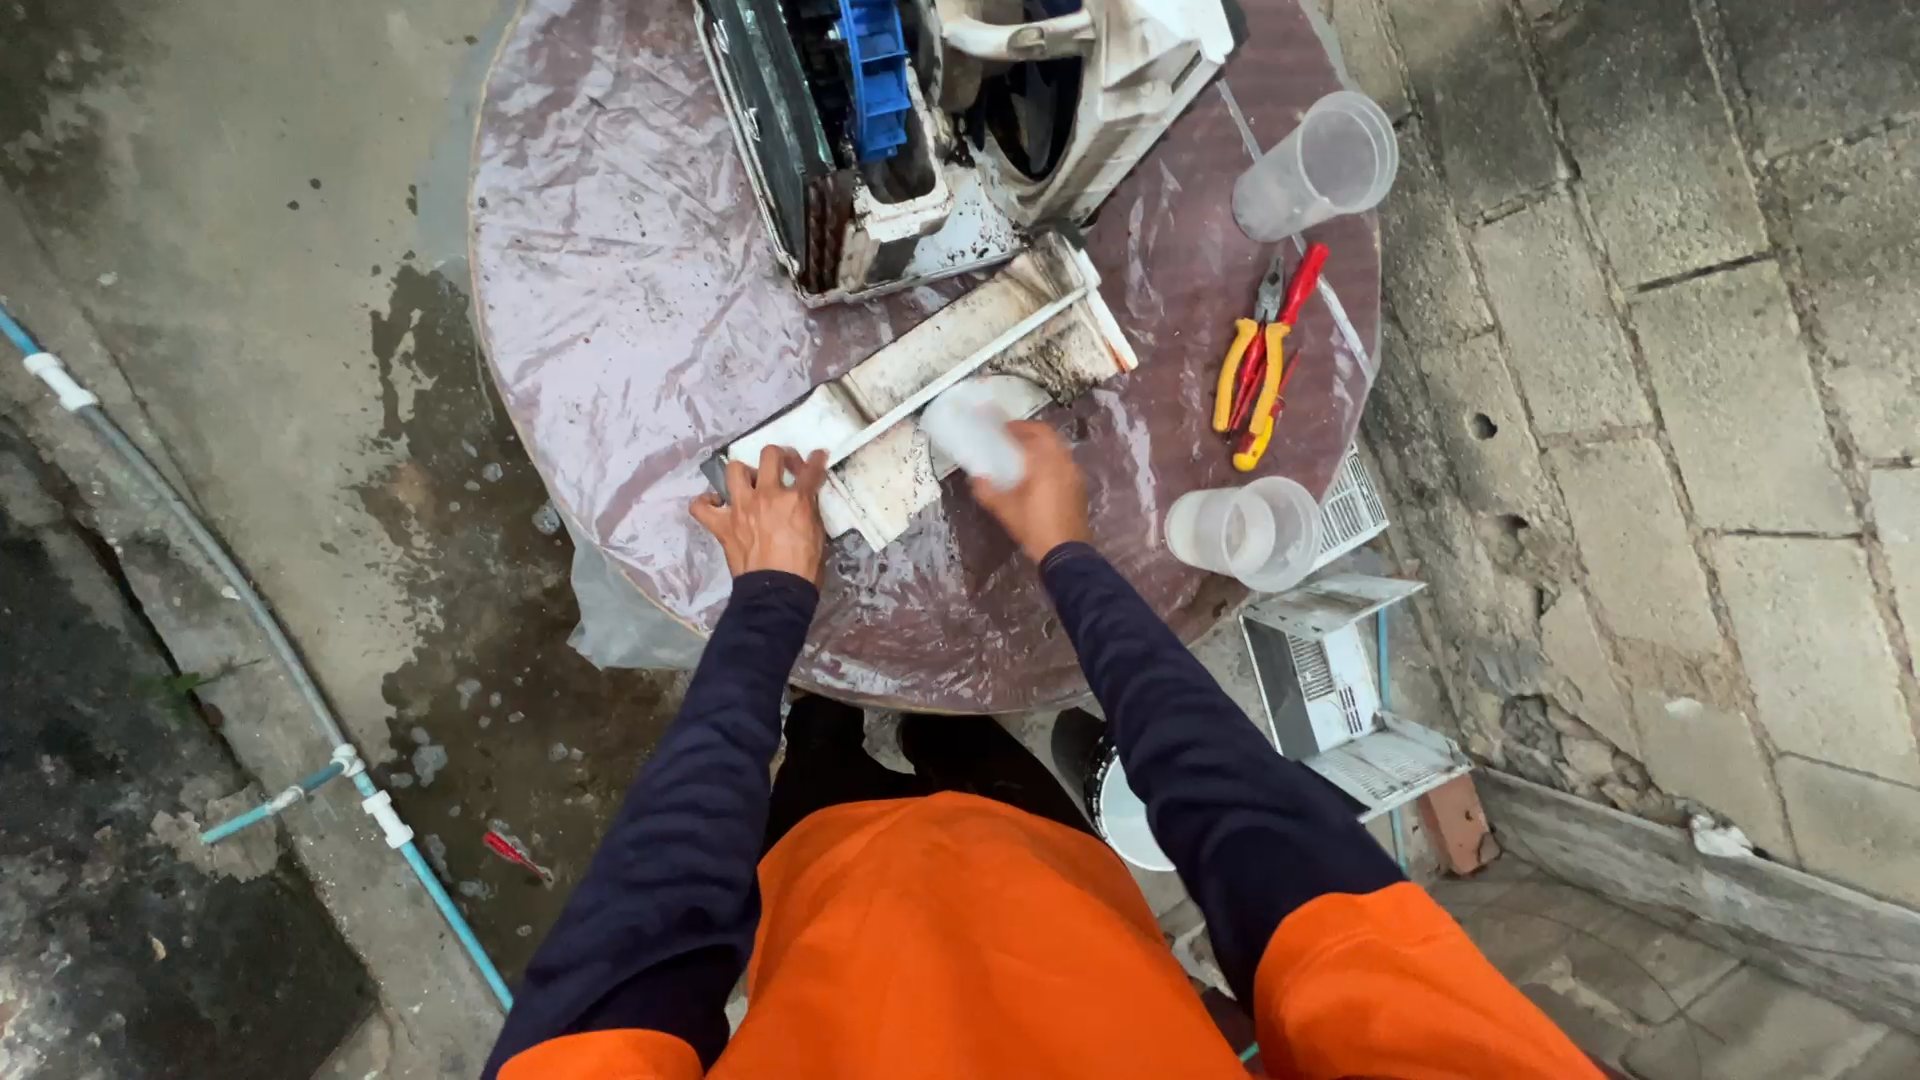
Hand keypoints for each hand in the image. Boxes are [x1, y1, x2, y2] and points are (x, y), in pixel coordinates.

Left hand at [690, 444, 828, 584]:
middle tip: (783, 466)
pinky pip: (701, 507)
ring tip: (750, 483)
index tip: (818, 456)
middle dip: (779, 455)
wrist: (777, 592)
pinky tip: (716, 505)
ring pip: (735, 470)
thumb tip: (804, 501)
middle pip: (770, 455)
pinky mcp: (722, 526)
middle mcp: (767, 496)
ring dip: (744, 473)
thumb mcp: (818, 535)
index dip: (817, 460)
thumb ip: (809, 511)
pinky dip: (706, 503)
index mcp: (796, 500)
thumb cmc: (805, 568)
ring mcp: (741, 508)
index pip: (810, 471)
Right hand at [968, 420, 1090, 561]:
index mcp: (1046, 462)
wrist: (1065, 552)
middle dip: (1031, 433)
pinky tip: (1040, 473)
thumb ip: (987, 490)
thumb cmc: (1034, 527)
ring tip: (1025, 453)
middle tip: (1014, 437)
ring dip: (1043, 446)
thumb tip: (976, 478)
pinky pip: (1064, 464)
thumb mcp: (1005, 510)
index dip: (1018, 426)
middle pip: (1049, 437)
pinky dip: (1051, 460)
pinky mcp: (1079, 488)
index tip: (1003, 428)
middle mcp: (1064, 463)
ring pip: (1059, 450)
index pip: (1034, 432)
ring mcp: (1075, 475)